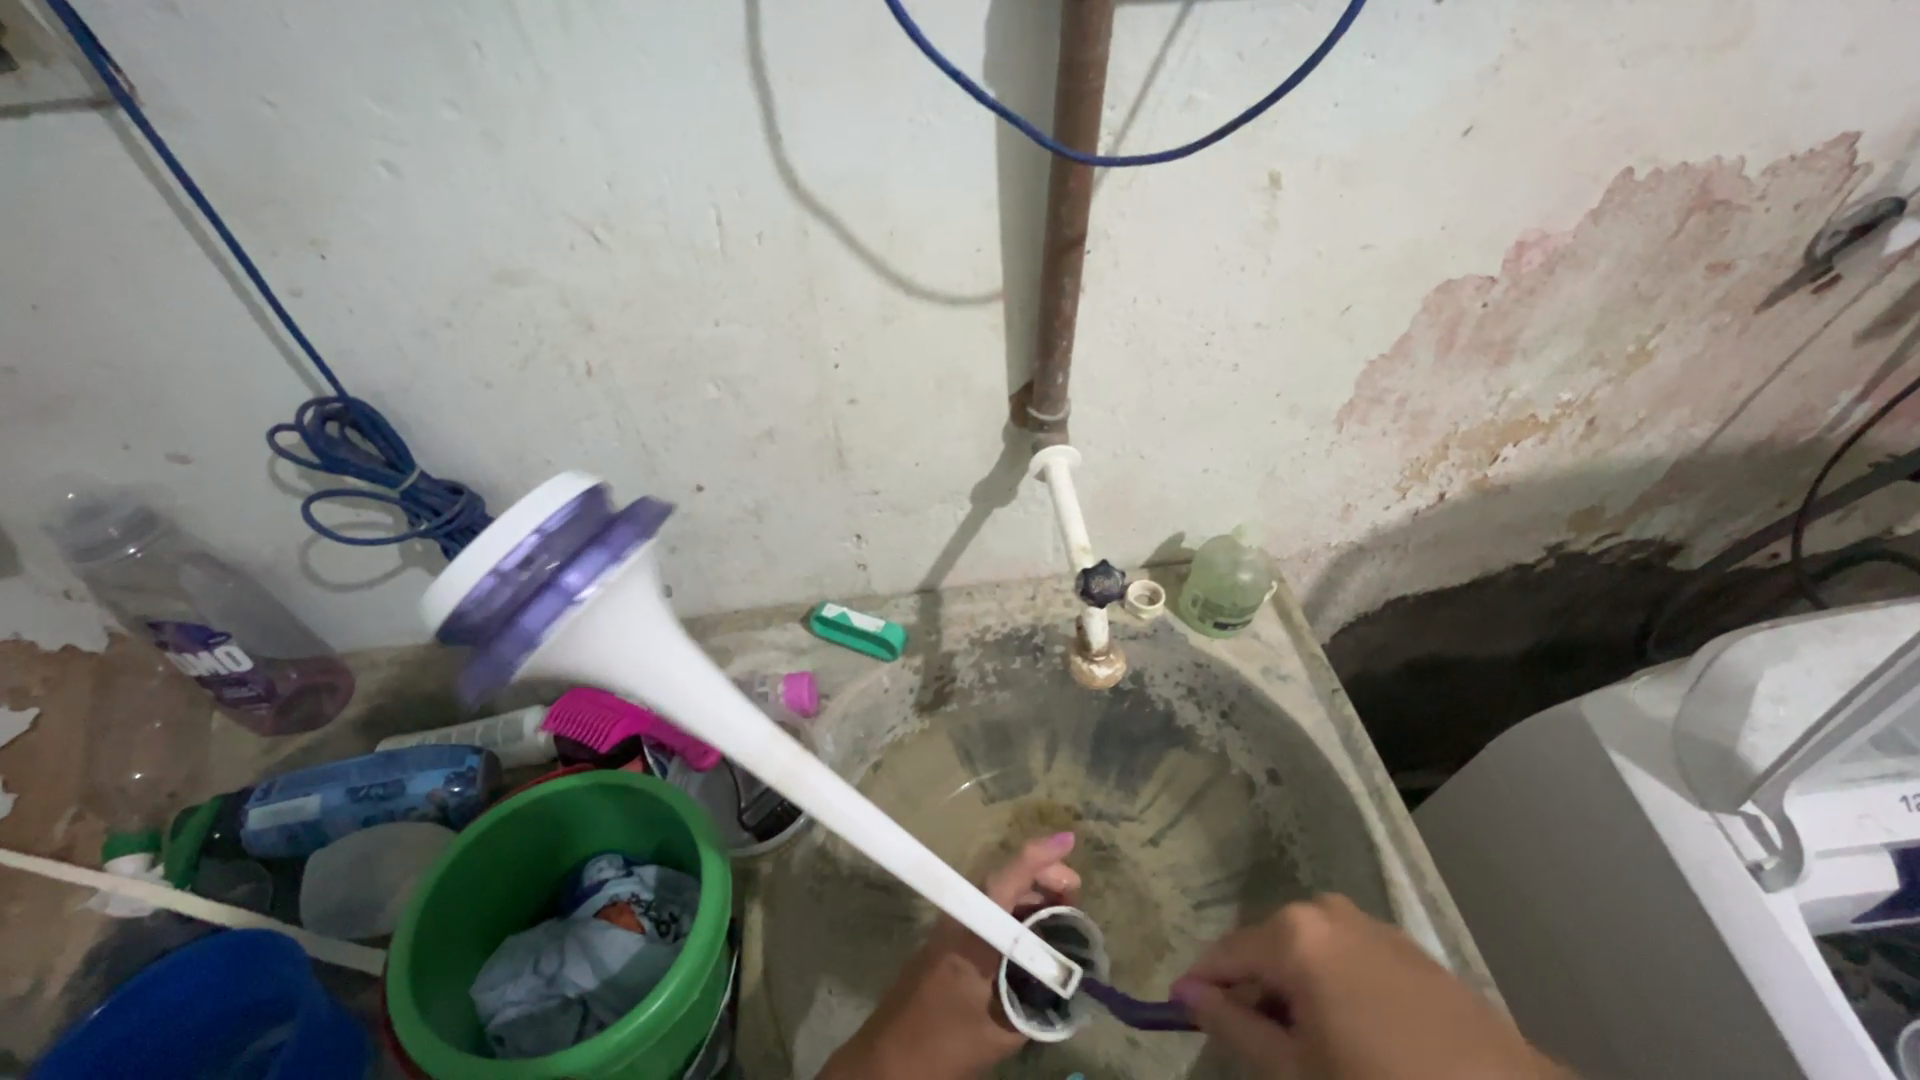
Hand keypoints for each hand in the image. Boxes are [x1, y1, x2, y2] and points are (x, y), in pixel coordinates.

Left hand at [821, 832, 1080, 1079]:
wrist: (885, 1062)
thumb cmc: (942, 1047)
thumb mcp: (1001, 1034)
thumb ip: (1038, 1006)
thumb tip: (1069, 986)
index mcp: (972, 938)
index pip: (1005, 882)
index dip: (1037, 858)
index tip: (1068, 840)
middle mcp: (958, 922)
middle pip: (1002, 880)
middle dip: (1041, 877)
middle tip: (1075, 896)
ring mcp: (949, 930)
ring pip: (994, 895)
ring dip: (1029, 895)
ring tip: (1064, 912)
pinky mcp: (947, 942)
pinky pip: (986, 912)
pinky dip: (1014, 912)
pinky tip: (1036, 933)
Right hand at [1172, 894, 1573, 1079]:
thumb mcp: (1295, 1071)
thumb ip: (1232, 1026)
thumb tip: (1187, 995)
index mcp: (1294, 933)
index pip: (1223, 955)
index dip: (1200, 988)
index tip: (1182, 1016)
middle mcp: (1327, 911)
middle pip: (1264, 950)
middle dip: (1252, 994)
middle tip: (1258, 1050)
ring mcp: (1371, 925)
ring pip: (1305, 953)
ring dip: (1292, 993)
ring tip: (1305, 1050)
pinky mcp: (1406, 948)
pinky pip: (1343, 958)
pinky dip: (1329, 989)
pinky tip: (1349, 1037)